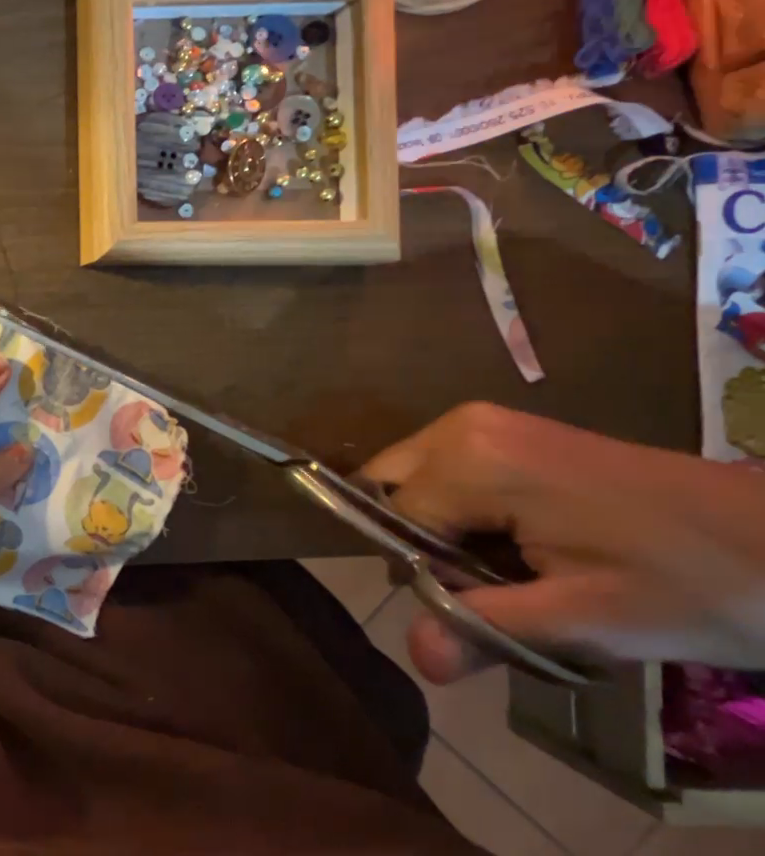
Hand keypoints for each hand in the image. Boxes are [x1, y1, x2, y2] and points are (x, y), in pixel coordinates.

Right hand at [362, 402, 764, 683]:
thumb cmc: (696, 583)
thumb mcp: (591, 621)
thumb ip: (486, 631)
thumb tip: (415, 659)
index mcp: (469, 458)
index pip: (392, 523)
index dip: (428, 574)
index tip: (492, 607)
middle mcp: (459, 426)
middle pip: (387, 492)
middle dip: (423, 545)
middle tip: (497, 588)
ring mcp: (483, 424)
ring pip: (411, 487)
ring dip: (444, 536)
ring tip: (516, 571)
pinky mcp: (506, 433)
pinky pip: (445, 478)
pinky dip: (465, 518)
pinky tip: (524, 547)